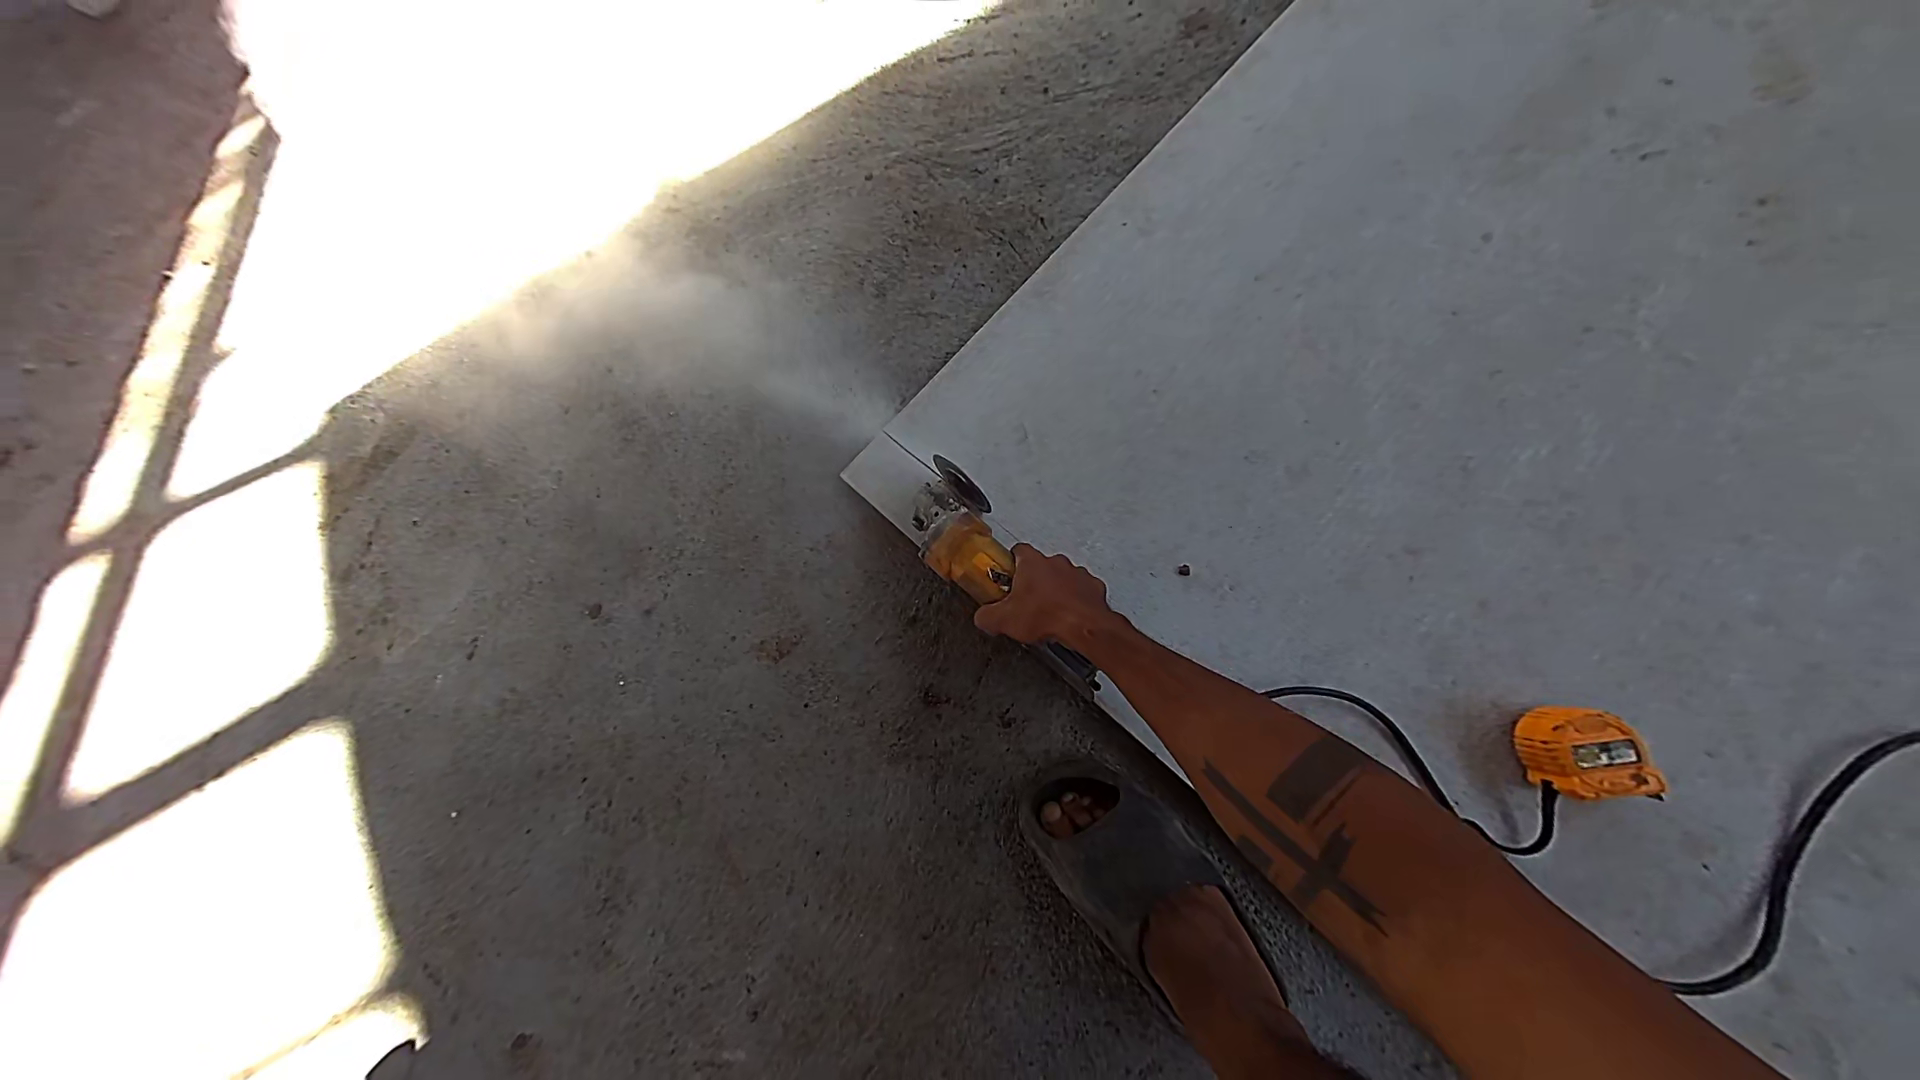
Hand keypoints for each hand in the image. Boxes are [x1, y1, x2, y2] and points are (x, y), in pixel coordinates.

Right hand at [973, 544, 1123, 650]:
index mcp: (1032, 563)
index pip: (1018, 550)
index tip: (1007, 575)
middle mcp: (1055, 562)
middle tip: (1027, 601)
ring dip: (1056, 590)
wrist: (1083, 626)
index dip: (1011, 562)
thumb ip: (986, 616)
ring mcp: (1077, 573)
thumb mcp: (1003, 620)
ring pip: (1062, 577)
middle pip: (1040, 565)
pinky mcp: (1092, 587)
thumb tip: (982, 617)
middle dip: (1034, 580)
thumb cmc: (1048, 615)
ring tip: (1048, 612)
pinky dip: (1075, 600)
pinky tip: (1068, 616)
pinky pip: (1081, 590)